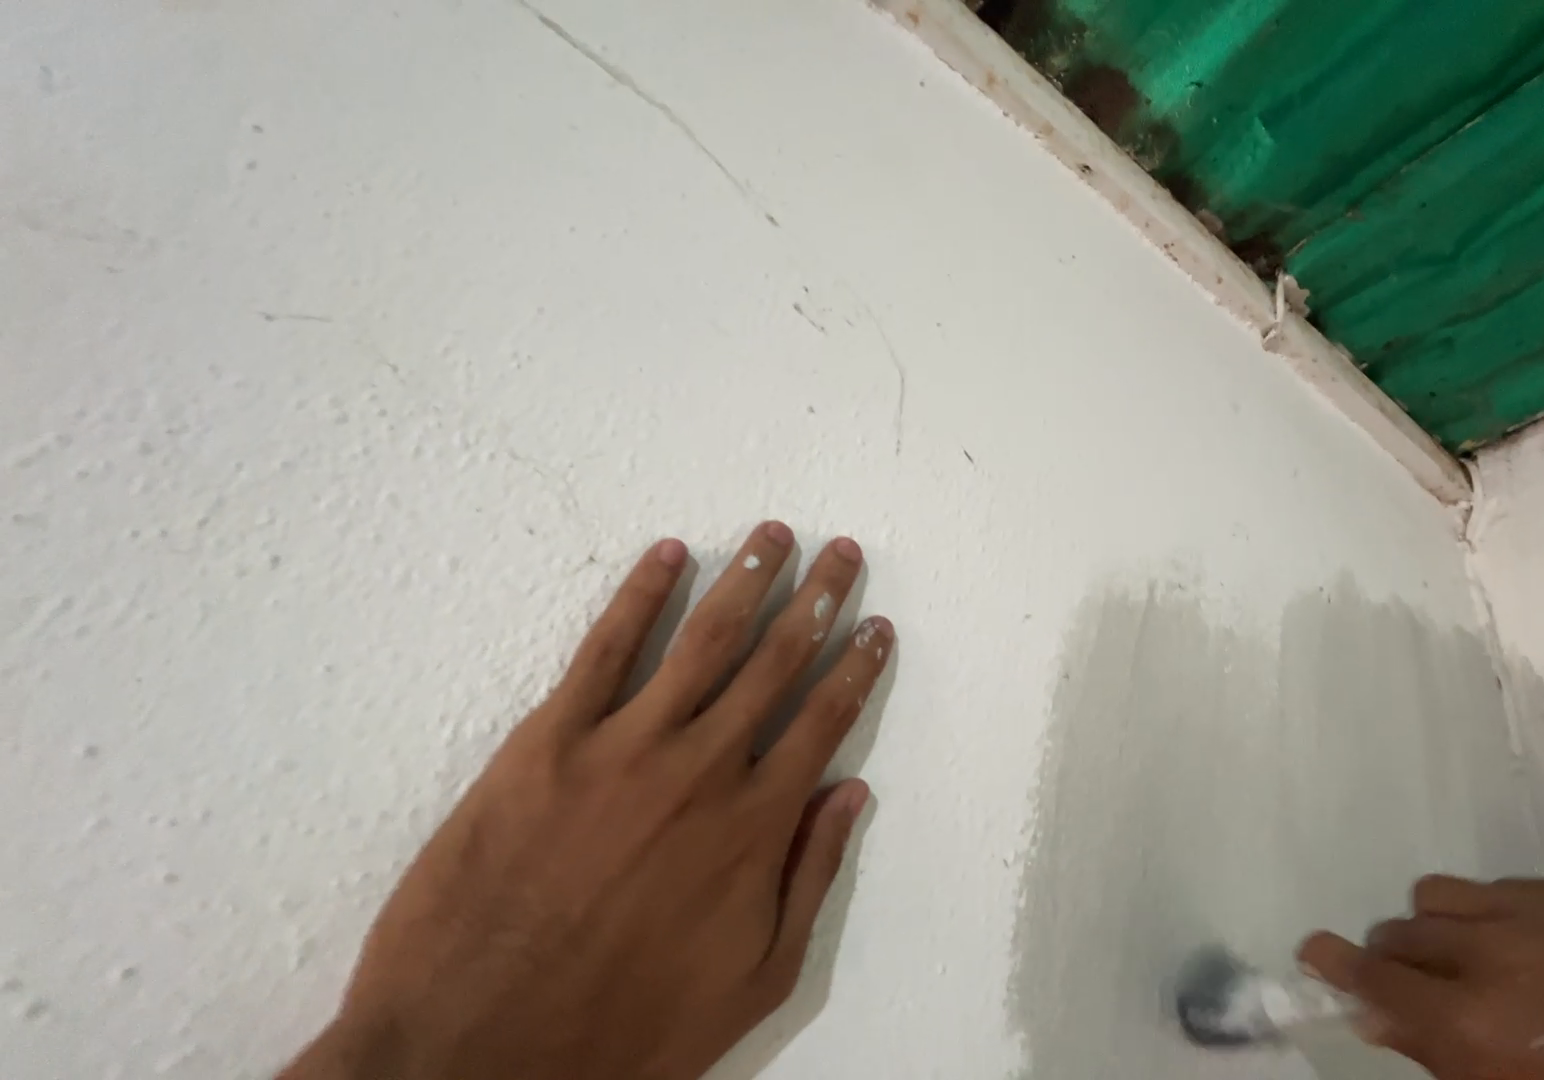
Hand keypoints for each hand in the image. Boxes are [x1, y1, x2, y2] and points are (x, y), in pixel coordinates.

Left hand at [281, 522, 893, 1079]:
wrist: (473, 1056)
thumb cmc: (627, 1027)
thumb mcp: (756, 977)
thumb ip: (811, 875)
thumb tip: (853, 793)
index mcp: (754, 824)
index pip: (825, 718)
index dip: (858, 664)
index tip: (877, 624)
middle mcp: (702, 767)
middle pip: (776, 660)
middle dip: (818, 598)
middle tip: (842, 551)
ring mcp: (624, 745)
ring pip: (704, 639)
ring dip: (746, 577)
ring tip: (773, 535)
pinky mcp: (549, 740)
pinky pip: (604, 648)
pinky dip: (640, 594)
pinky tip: (668, 553)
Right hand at [1298, 876, 1543, 1079]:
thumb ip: (1435, 1056)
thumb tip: (1372, 1012)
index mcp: (1475, 1024)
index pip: (1372, 973)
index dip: (1333, 962)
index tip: (1312, 952)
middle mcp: (1496, 955)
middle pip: (1399, 930)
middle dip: (1398, 959)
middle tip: (1424, 985)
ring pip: (1440, 893)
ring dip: (1444, 927)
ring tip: (1480, 957)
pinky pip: (1508, 885)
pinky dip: (1506, 915)